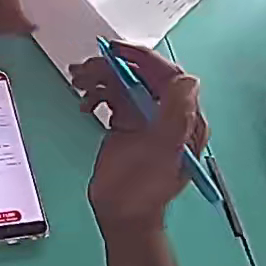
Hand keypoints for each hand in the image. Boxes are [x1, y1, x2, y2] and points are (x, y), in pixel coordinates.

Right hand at [70, 43, 209, 230]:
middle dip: (112, 68)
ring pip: (122, 83)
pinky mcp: (125, 123)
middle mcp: (165, 113)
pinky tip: (86, 105)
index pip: (166, 75)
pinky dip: (96, 95)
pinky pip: (111, 97)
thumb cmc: (145, 191)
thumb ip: (176, 116)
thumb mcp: (163, 152)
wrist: (122, 215)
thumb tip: (186, 80)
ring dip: (99, 78)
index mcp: (183, 117)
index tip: (116, 49)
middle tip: (87, 68)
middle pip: (139, 75)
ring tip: (79, 83)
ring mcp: (144, 117)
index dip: (142, 58)